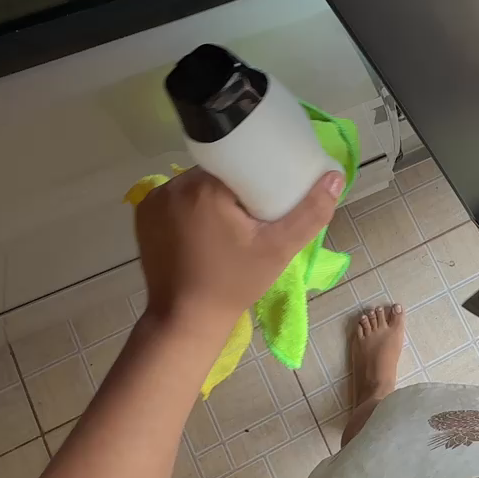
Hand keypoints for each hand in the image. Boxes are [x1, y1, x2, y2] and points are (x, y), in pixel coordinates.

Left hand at [133, 168, 343, 337]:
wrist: (187, 319)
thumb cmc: (235, 282)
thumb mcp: (280, 248)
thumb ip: (310, 212)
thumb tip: (334, 177)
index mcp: (206, 186)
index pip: (239, 158)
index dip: (260, 168)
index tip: (273, 187)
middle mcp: (174, 185)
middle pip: (218, 170)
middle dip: (239, 183)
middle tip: (258, 208)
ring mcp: (154, 200)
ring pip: (198, 182)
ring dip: (216, 192)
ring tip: (235, 216)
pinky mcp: (144, 215)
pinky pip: (178, 197)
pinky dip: (194, 205)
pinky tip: (208, 224)